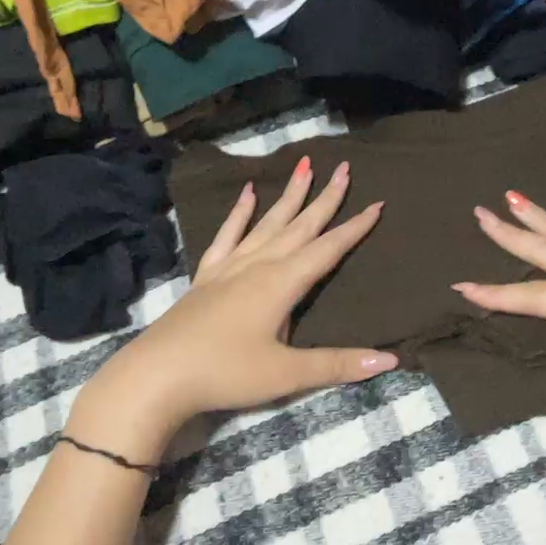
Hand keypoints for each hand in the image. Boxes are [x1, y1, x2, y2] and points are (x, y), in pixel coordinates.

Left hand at [69, 158, 396, 458]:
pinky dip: (239, 213)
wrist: (156, 377)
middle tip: (344, 167)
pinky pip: (228, 235)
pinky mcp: (206, 277)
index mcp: (282, 283)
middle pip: (300, 225)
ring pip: (267, 223)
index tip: (377, 204)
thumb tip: (390, 361)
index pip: (328, 249)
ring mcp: (229, 268)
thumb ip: (338, 364)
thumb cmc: (225, 374)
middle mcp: (258, 265)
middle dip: (325, 198)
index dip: (354, 228)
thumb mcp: (287, 374)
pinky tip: (247, 194)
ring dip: (289, 196)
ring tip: (304, 167)